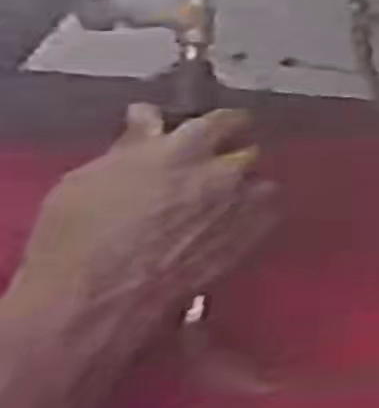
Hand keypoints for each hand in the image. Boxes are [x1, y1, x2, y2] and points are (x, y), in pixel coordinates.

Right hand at [8, 105, 276, 333]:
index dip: (223, 123)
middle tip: (204, 176)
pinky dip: (252, 213)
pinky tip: (223, 227)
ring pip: (261, 180)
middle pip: (249, 150)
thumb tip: (149, 114)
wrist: (104, 293)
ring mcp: (251, 196)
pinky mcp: (265, 224)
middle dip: (231, 159)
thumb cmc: (80, 235)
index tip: (215, 130)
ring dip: (243, 188)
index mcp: (185, 150)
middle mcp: (228, 167)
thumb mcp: (90, 179)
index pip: (227, 119)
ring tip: (211, 209)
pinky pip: (269, 208)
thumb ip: (133, 144)